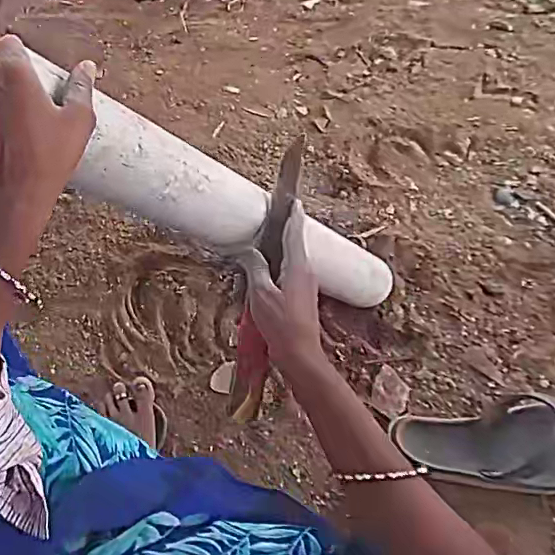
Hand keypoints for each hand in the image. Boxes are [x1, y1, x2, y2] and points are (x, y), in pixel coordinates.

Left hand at [0, 36, 96, 261]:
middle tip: (39, 102)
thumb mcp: (78, 121)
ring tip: (26, 124)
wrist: (10, 197)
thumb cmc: (46, 158)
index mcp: (12, 72)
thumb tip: (86, 68)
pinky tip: (10, 139)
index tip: (39, 72)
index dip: (24, 54)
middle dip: (17, 78)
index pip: (9, 43)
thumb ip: (80, 88)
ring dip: (3, 98)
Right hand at [239, 203, 326, 373]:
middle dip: (284, 229)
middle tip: (272, 216)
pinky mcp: (302, 295)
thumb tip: (249, 252)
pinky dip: (278, 265)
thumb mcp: (261, 294)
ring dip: (278, 250)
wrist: (300, 355)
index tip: (291, 199)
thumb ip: (255, 269)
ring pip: (291, 259)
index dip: (293, 214)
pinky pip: (289, 272)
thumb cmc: (282, 326)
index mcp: (298, 266)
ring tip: (263, 242)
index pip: (295, 232)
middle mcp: (306, 272)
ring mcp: (306, 284)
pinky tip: (265, 271)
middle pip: (294, 243)